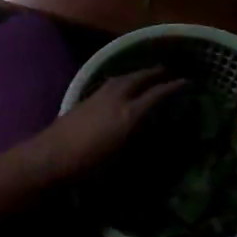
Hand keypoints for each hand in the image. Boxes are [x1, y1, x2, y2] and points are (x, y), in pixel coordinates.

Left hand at [31, 66, 187, 179]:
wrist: (49, 158)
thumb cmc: (88, 166)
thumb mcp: (121, 160)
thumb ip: (138, 143)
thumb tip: (152, 134)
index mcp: (129, 114)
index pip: (156, 94)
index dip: (173, 86)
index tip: (187, 81)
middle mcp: (115, 98)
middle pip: (139, 78)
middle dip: (154, 72)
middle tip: (167, 70)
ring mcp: (97, 96)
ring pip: (122, 78)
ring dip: (137, 74)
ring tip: (145, 75)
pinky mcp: (84, 100)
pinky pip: (110, 83)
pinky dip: (122, 81)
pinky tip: (120, 87)